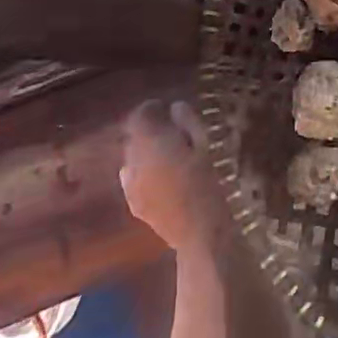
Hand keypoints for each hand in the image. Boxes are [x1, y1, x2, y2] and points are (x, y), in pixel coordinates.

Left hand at [121, 100, 217, 252]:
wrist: (199, 230)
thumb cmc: (207, 182)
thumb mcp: (203, 144)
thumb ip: (186, 121)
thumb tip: (175, 107)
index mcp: (151, 141)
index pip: (140, 115)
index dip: (152, 108)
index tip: (165, 108)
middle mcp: (134, 159)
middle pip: (134, 135)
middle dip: (149, 130)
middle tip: (171, 132)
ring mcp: (130, 183)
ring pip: (132, 156)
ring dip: (145, 151)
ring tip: (166, 156)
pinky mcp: (132, 202)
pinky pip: (132, 178)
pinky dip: (142, 172)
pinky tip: (159, 178)